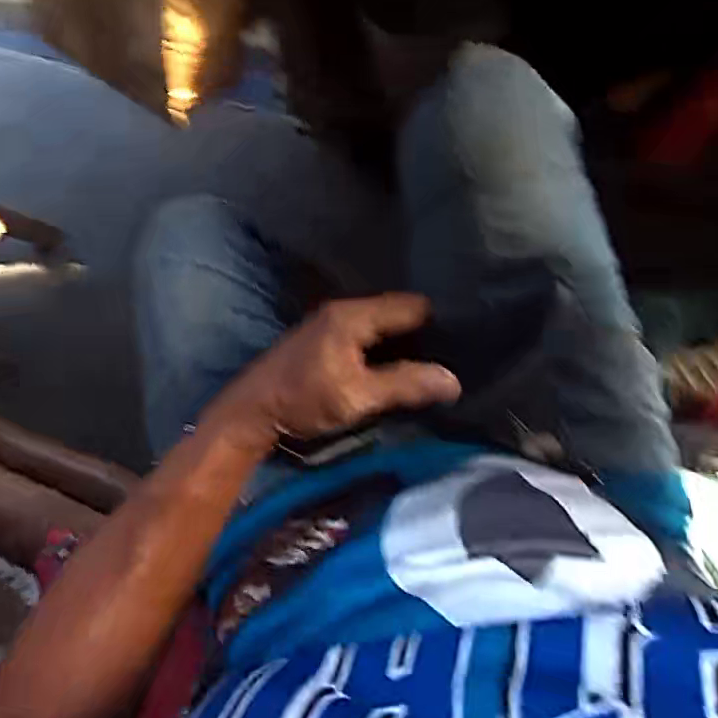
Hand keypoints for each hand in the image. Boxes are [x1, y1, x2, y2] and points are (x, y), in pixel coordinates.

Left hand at [197, 294, 462, 450]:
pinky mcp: (326, 337)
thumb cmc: (302, 400)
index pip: (411, 306)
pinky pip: (368, 332)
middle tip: (456, 347)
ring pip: (382, 323)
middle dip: (424, 329)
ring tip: (436, 354)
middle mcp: (343, 310)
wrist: (251, 411)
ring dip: (404, 338)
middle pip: (397, 311)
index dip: (439, 319)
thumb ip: (405, 385)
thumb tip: (454, 381)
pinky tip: (400, 361)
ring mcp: (332, 322)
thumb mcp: (357, 397)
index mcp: (353, 316)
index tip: (466, 335)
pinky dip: (386, 343)